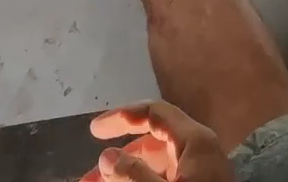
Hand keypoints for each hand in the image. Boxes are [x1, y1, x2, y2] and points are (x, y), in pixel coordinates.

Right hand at [81, 101, 234, 181]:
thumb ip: (134, 175)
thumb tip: (107, 157)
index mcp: (195, 140)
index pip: (153, 113)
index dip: (122, 117)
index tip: (93, 130)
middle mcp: (198, 151)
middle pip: (151, 143)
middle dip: (118, 159)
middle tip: (87, 178)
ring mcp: (200, 173)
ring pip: (156, 167)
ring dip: (127, 176)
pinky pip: (165, 181)